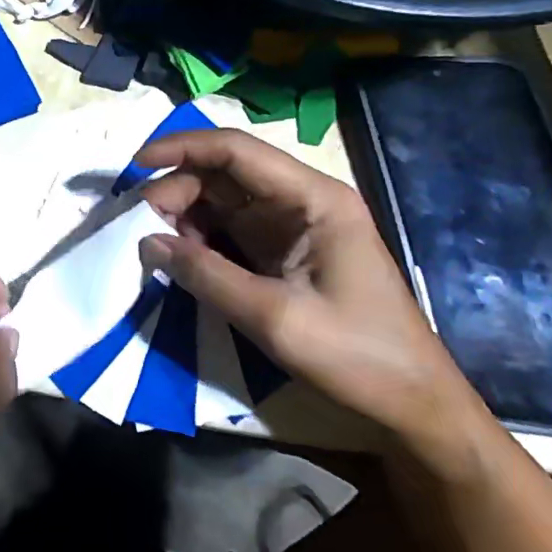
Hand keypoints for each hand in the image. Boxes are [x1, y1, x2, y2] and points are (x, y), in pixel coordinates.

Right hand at [135, 129, 476, 436]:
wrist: (414, 404)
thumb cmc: (357, 355)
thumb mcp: (276, 318)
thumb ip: (207, 276)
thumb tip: (146, 242)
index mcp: (312, 197)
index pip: (237, 150)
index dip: (183, 148)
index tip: (137, 163)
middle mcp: (300, 199)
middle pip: (225, 174)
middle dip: (178, 190)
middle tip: (139, 225)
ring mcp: (292, 225)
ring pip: (224, 201)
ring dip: (185, 216)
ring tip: (153, 244)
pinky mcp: (284, 252)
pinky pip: (231, 231)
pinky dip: (201, 240)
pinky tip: (180, 259)